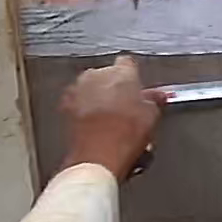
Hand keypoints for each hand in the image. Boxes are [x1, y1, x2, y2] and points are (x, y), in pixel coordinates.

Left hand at [61, 55, 167, 179]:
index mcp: (121, 71)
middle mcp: (96, 74)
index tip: (137, 89)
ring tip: (109, 119)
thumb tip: (157, 96)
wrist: (96, 157)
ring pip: (90, 87)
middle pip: (107, 75)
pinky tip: (94, 126)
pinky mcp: (64, 105)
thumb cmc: (126, 134)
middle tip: (125, 107)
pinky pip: (78, 102)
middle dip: (114, 87)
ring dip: (98, 97)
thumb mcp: (151, 117)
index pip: (128, 63)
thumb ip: (153, 101)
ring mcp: (77, 88)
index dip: (133, 77)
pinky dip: (84, 109)